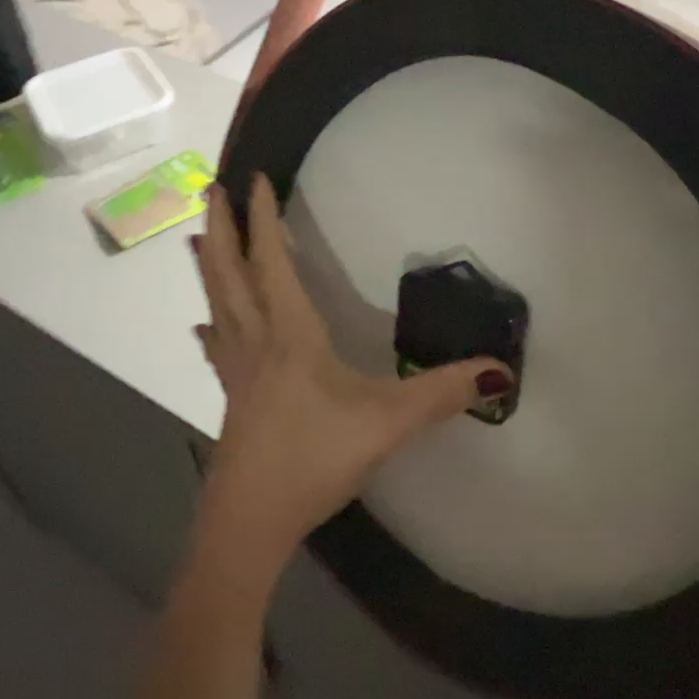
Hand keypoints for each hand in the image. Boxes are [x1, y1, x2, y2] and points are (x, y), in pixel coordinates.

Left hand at [191, 174, 511, 561]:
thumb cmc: (315, 459)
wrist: (251, 519)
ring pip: (216, 303)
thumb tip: (499, 370)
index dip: (263, 219)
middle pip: (229, 273)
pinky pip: (216, 345)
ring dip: (209, 265)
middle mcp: (255, 341)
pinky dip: (211, 324)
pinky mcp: (230, 398)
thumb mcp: (388, 423)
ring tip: (199, 236)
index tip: (254, 179)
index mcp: (290, 334)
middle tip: (211, 189)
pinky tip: (205, 326)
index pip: (272, 262)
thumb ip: (441, 393)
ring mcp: (236, 371)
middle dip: (221, 228)